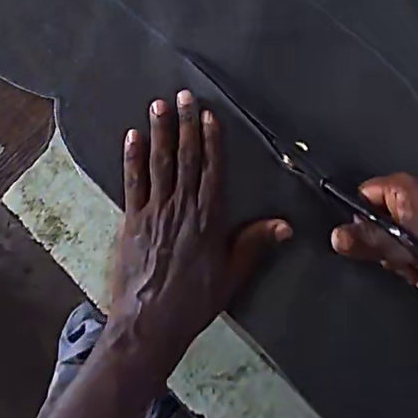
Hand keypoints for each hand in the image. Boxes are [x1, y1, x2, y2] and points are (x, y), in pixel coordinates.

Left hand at [104, 90, 290, 381]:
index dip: (211, 139)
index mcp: (208, 217)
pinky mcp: (133, 218)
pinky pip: (133, 181)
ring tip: (158, 104)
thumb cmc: (195, 300)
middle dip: (185, 123)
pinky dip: (132, 157)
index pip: (212, 168)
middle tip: (183, 95)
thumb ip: (255, 244)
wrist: (151, 322)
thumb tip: (285, 224)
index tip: (208, 113)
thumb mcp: (231, 275)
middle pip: (186, 157)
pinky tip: (132, 135)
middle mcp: (182, 206)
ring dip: (159, 131)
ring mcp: (155, 209)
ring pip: (159, 162)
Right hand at [329, 173, 417, 305]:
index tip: (370, 245)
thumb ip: (369, 241)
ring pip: (401, 245)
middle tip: (405, 265)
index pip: (362, 197)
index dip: (361, 223)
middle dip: (391, 253)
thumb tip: (336, 237)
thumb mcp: (407, 247)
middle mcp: (416, 197)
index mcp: (403, 187)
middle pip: (380, 224)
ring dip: (409, 268)